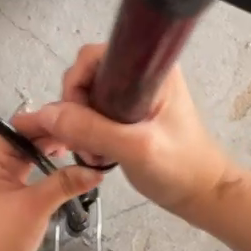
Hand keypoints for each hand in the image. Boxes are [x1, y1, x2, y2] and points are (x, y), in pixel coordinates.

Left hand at [0, 131, 102, 250]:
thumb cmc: (3, 236)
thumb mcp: (36, 205)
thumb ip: (65, 182)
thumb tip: (97, 169)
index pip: (18, 128)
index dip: (45, 121)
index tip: (74, 120)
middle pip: (26, 142)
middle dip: (53, 137)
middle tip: (84, 135)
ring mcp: (4, 185)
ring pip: (31, 160)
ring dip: (53, 155)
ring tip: (82, 149)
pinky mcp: (14, 201)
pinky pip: (34, 177)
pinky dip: (51, 173)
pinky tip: (71, 171)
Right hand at [11, 44, 236, 219]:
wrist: (202, 194)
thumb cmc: (181, 169)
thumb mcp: (134, 148)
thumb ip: (90, 129)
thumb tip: (47, 115)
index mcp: (150, 70)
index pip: (94, 57)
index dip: (77, 83)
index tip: (76, 116)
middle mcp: (140, 75)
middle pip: (86, 77)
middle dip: (76, 111)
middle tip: (85, 144)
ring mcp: (134, 95)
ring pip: (87, 99)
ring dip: (80, 127)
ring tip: (93, 154)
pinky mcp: (129, 114)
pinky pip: (94, 115)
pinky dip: (87, 135)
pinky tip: (96, 155)